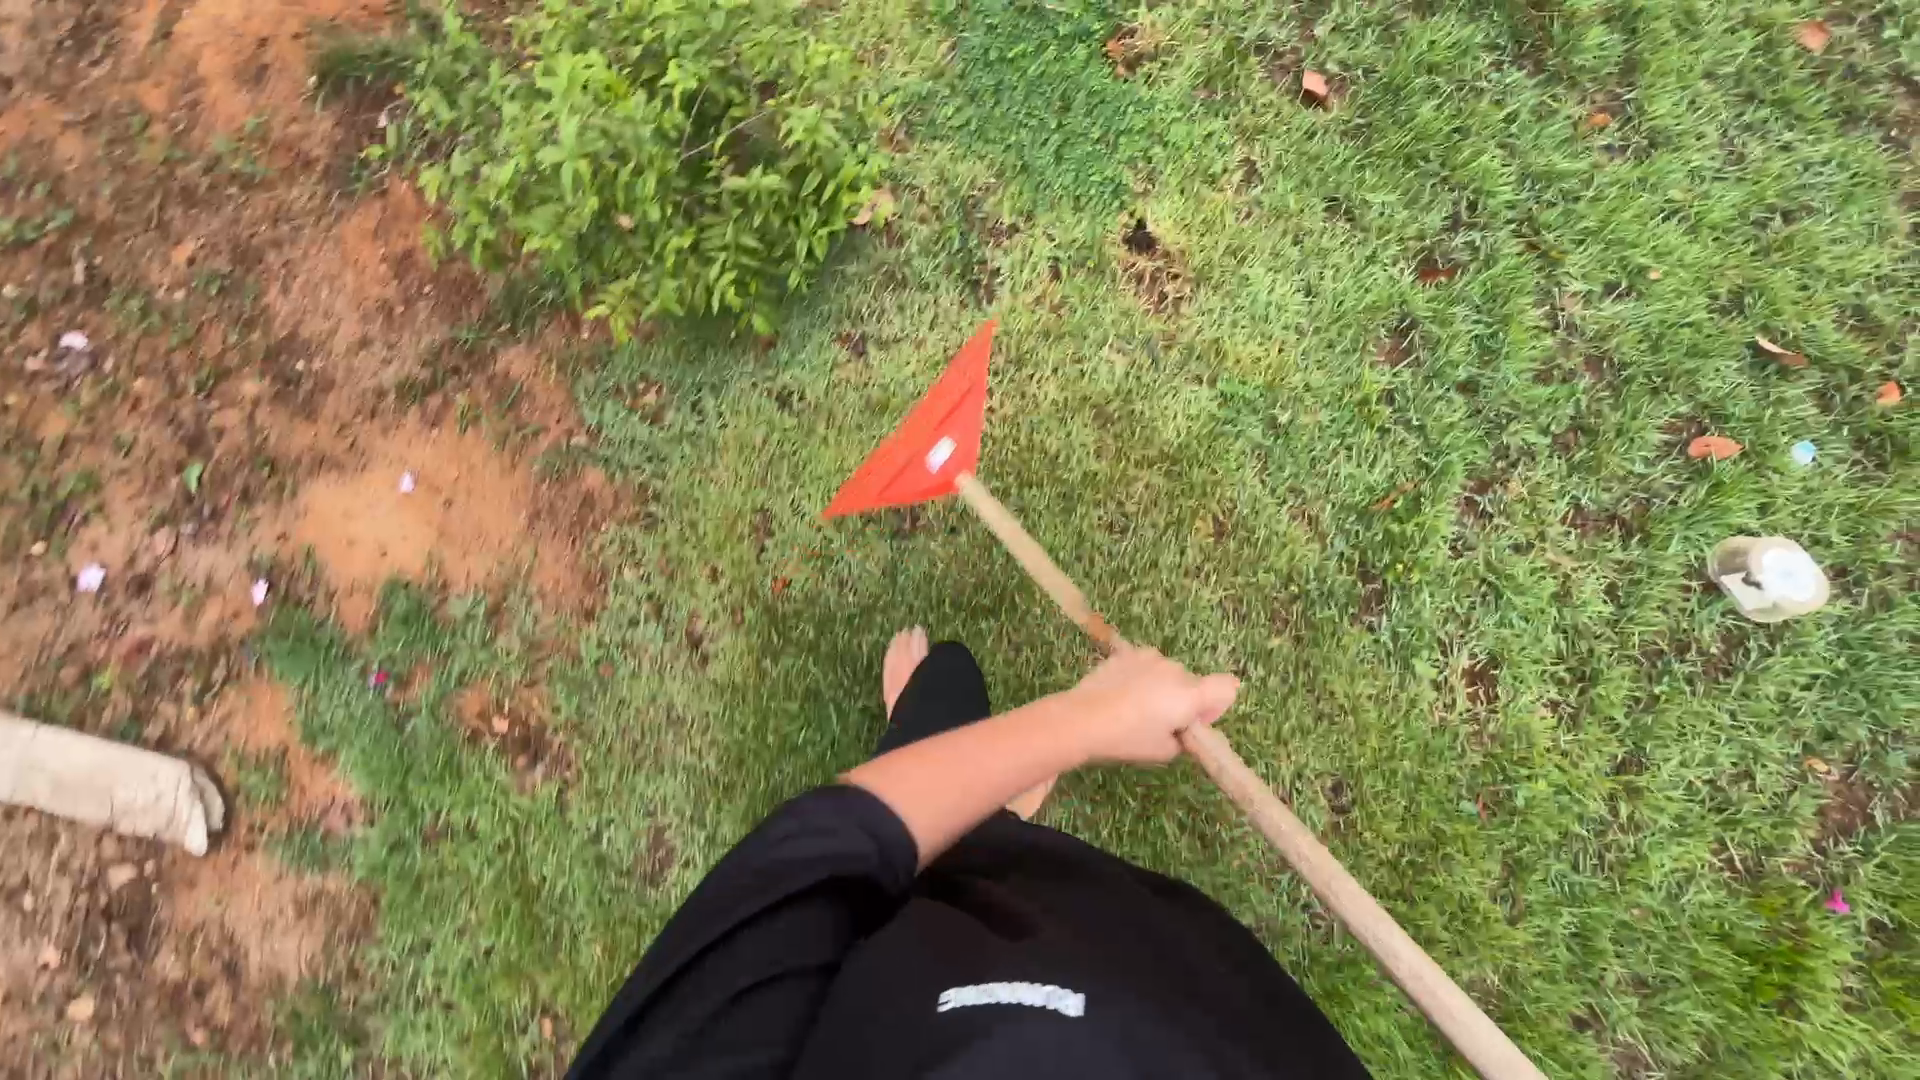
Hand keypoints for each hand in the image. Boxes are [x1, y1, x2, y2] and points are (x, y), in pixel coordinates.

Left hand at [1059, 645, 1239, 764]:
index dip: (1216, 706)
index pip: (1228, 687)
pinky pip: (1146, 665)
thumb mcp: (1164, 750)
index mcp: (1191, 694)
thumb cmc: (1127, 738)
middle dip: (1183, 700)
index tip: (1193, 722)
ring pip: (1168, 673)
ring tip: (1135, 707)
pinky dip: (1141, 676)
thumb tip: (1184, 729)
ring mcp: (1150, 657)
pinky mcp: (1127, 653)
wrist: (1082, 718)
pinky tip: (1121, 693)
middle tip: (1158, 721)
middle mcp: (1176, 669)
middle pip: (1194, 683)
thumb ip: (1185, 739)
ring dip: (1162, 687)